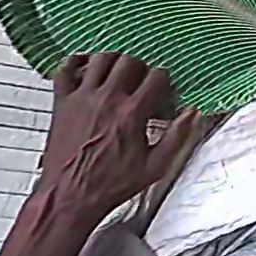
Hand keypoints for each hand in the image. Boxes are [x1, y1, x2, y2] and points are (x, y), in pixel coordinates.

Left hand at [33, 53, 198, 227]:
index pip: (156, 77)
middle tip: (143, 83)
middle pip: (130, 61)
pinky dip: (76, 61)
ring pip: (101, 58)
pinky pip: (66, 69)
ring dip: (115, 61)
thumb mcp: (154, 166)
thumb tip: (193, 113)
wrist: (70, 196)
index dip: (165, 81)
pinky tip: (87, 67)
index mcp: (132, 113)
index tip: (163, 91)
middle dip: (142, 68)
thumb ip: (178, 137)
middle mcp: (107, 98)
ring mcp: (82, 97)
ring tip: (120, 73)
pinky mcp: (62, 102)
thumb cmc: (110, 184)